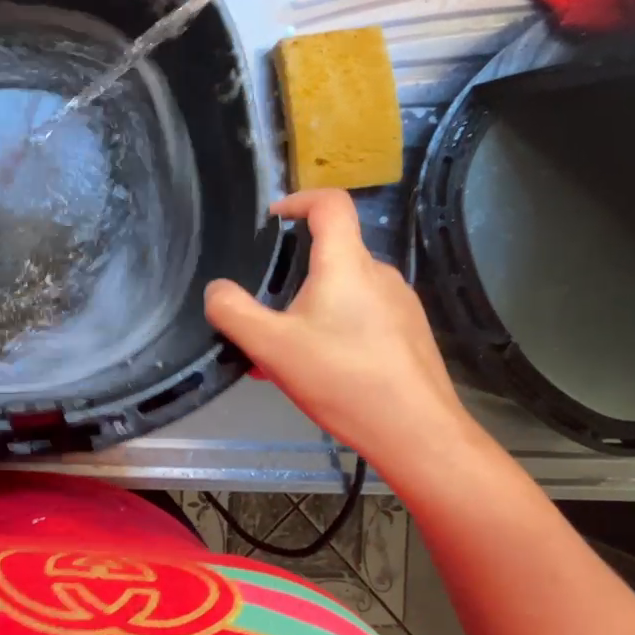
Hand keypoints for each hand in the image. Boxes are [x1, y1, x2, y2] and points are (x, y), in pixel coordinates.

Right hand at [204, 189, 480, 473]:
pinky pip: (361, 317)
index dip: (298, 200)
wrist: (417, 434)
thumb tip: (216, 290)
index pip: (330, 204)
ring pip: (343, 291)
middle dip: (291, 275)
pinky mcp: (409, 335)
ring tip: (283, 354)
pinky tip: (316, 372)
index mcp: (347, 264)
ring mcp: (400, 305)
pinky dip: (332, 330)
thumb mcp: (270, 347)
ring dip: (308, 310)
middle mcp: (379, 274)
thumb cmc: (342, 379)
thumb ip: (232, 312)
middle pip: (331, 254)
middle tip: (262, 314)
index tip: (272, 218)